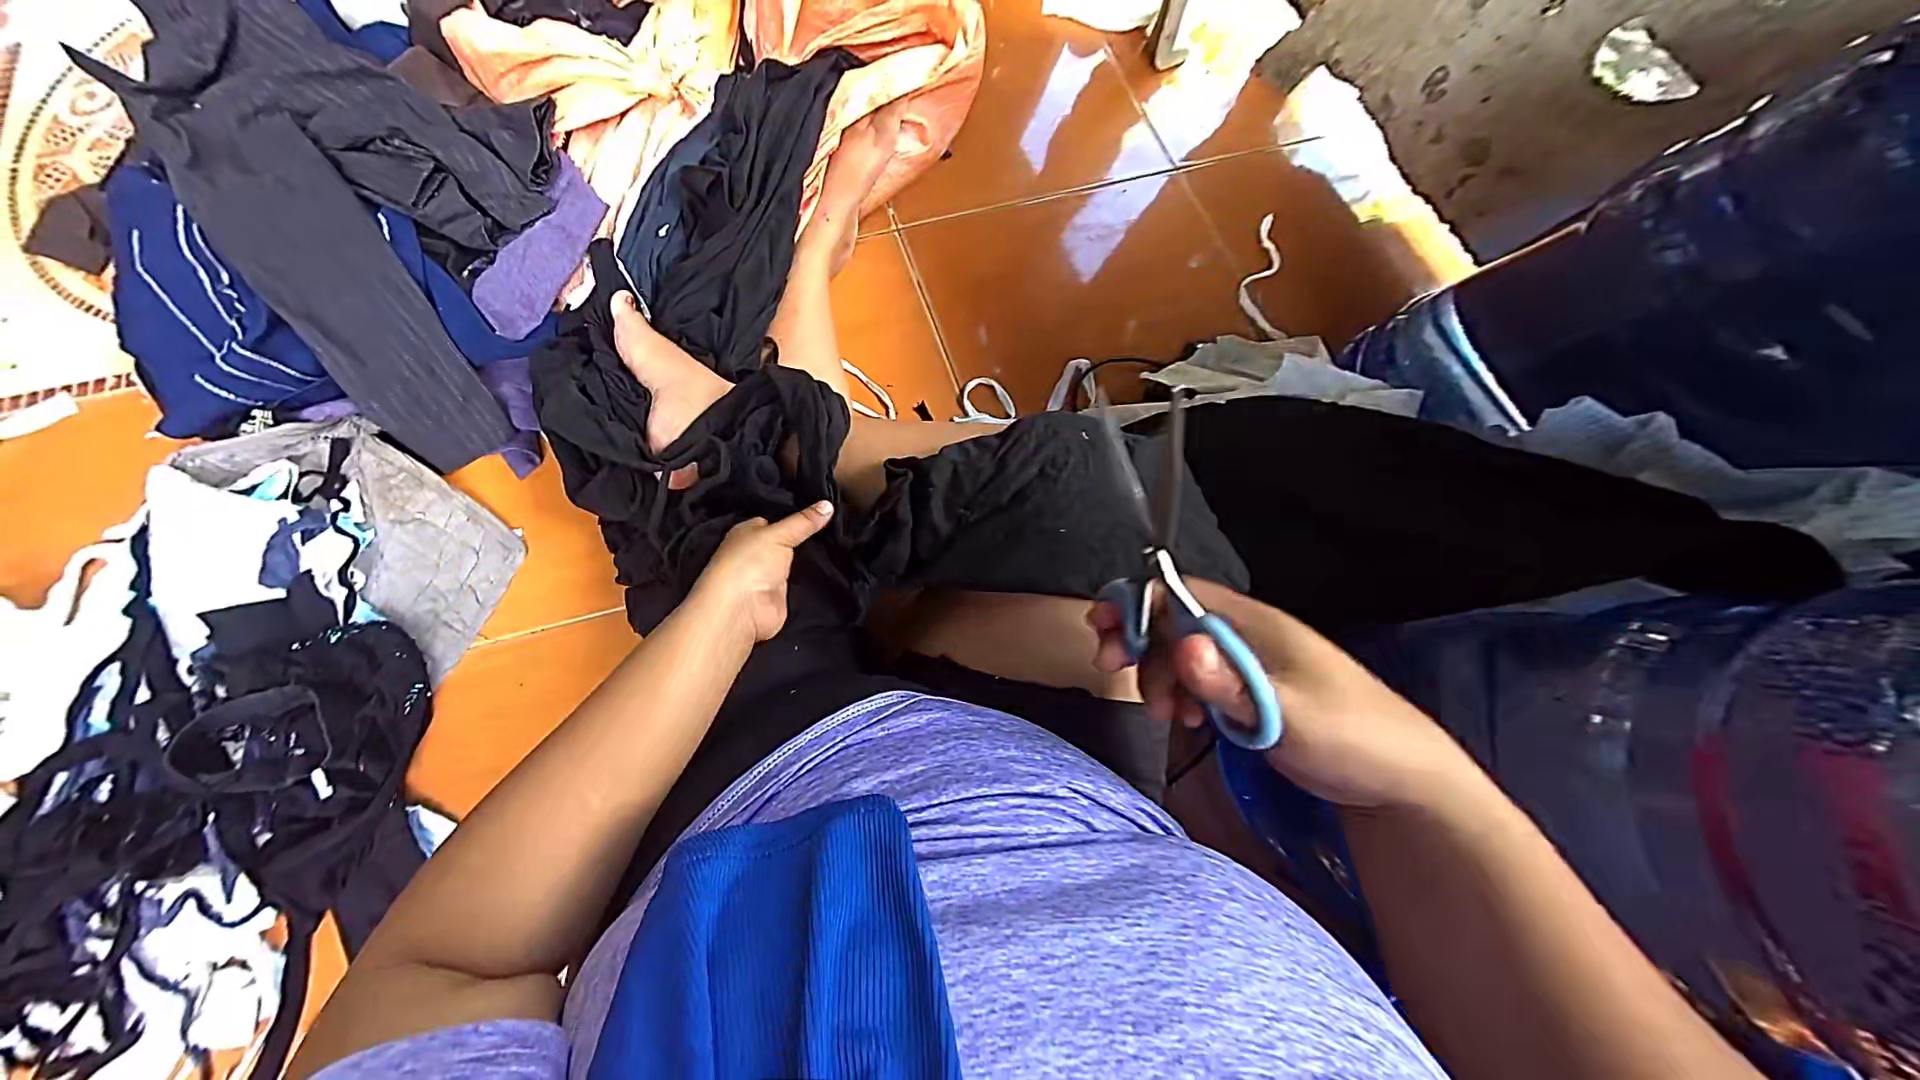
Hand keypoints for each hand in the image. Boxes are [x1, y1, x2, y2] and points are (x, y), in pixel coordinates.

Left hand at [686, 502, 834, 643]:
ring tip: (841, 541)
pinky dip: (813, 576)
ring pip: (795, 560)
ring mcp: (769, 574)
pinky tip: (834, 566)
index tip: (821, 507)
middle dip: (806, 535)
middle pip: (787, 540)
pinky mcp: (780, 593)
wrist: (741, 610)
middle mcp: (756, 552)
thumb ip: (804, 522)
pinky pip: (801, 580)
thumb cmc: (748, 563)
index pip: (774, 518)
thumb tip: (828, 504)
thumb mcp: (778, 534)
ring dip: (811, 556)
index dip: (795, 513)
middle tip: (836, 522)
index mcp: (747, 532)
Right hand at [1091, 581, 1487, 809]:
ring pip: (1179, 652)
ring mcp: (1247, 662)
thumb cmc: (1354, 739)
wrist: (1403, 781)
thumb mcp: (1290, 715)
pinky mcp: (1248, 690)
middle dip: (1137, 641)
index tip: (1103, 628)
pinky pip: (1197, 679)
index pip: (1180, 594)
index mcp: (1254, 624)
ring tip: (1163, 712)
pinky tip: (1185, 719)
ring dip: (1156, 675)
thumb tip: (1183, 645)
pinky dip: (1180, 694)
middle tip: (1112, 670)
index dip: (1135, 602)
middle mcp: (1245, 635)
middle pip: (1171, 620)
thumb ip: (1231, 684)